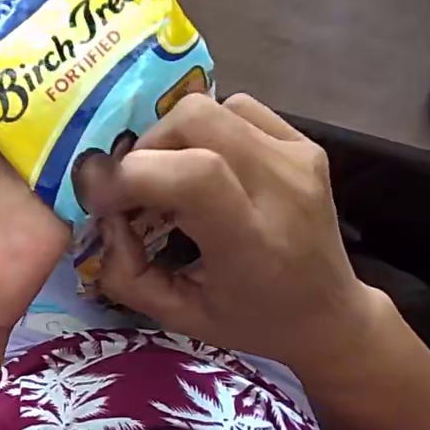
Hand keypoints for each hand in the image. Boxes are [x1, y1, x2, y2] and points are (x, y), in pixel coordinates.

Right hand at [88, 93, 380, 368]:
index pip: (193, 176)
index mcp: (253, 243)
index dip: (131, 175)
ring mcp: (298, 157)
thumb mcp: (178, 317)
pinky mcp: (304, 143)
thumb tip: (105, 220)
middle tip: (133, 188)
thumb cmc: (251, 321)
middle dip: (143, 149)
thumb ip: (126, 275)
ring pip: (211, 107)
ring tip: (167, 177)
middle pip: (194, 120)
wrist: (328, 313)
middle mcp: (282, 188)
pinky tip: (203, 163)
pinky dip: (204, 129)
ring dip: (170, 137)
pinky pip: (237, 108)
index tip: (101, 200)